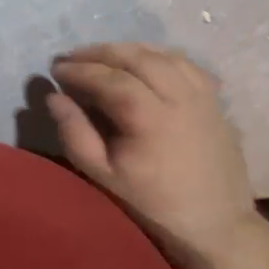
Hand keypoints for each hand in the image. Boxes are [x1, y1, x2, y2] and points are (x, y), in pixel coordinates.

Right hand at [49, 43, 259, 257]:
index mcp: (151, 118)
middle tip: (72, 56)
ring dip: (129, 50)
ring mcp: (203, 96)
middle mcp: (181, 98)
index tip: (55, 69)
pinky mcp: (215, 100)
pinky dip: (158, 56)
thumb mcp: (102, 174)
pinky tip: (141, 64)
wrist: (213, 219)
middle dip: (101, 52)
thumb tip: (54, 98)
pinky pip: (186, 64)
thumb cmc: (151, 200)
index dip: (80, 70)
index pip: (111, 79)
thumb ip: (75, 133)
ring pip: (164, 55)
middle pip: (139, 58)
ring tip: (101, 56)